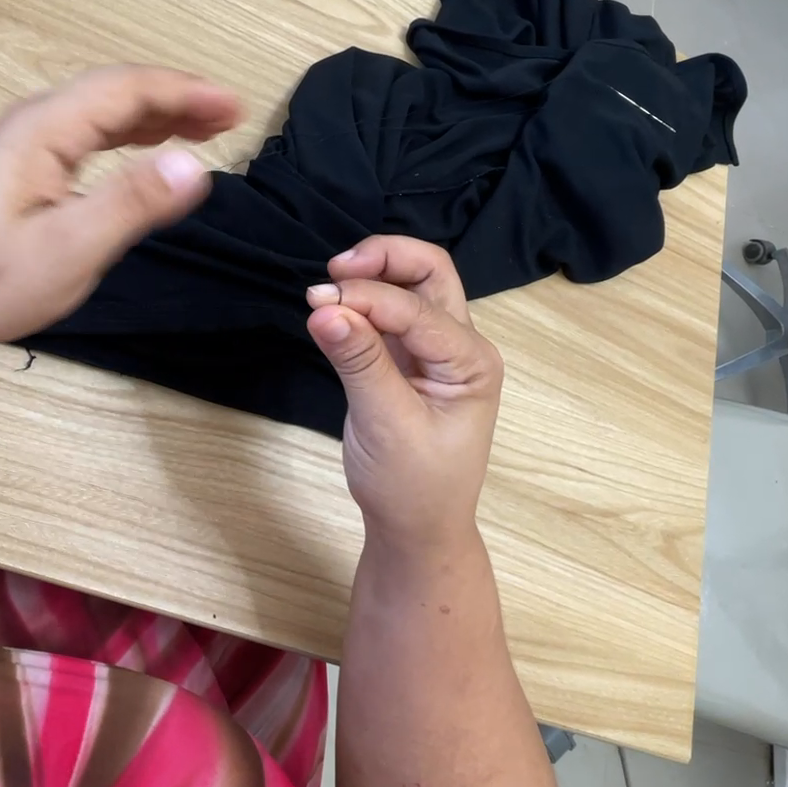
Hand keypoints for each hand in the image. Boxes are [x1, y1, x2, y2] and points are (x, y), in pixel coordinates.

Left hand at [0, 66, 239, 354]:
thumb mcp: (69, 249)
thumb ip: (131, 204)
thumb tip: (195, 167)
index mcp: (44, 130)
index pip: (126, 91)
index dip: (185, 92)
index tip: (234, 105)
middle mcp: (36, 122)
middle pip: (118, 91)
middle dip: (178, 97)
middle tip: (231, 114)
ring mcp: (30, 141)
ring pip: (106, 110)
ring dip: (159, 113)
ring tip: (209, 126)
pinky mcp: (31, 164)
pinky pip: (93, 133)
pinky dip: (134, 134)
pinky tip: (155, 144)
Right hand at [304, 236, 502, 548]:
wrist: (416, 527)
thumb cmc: (412, 486)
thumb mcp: (385, 424)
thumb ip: (358, 361)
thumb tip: (322, 307)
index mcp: (471, 362)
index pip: (417, 309)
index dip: (368, 297)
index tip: (317, 300)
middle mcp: (460, 346)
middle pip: (431, 273)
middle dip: (386, 258)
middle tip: (335, 270)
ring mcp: (434, 349)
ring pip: (413, 285)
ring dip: (375, 273)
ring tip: (331, 285)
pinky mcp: (407, 358)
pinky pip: (389, 313)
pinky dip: (363, 300)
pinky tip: (336, 307)